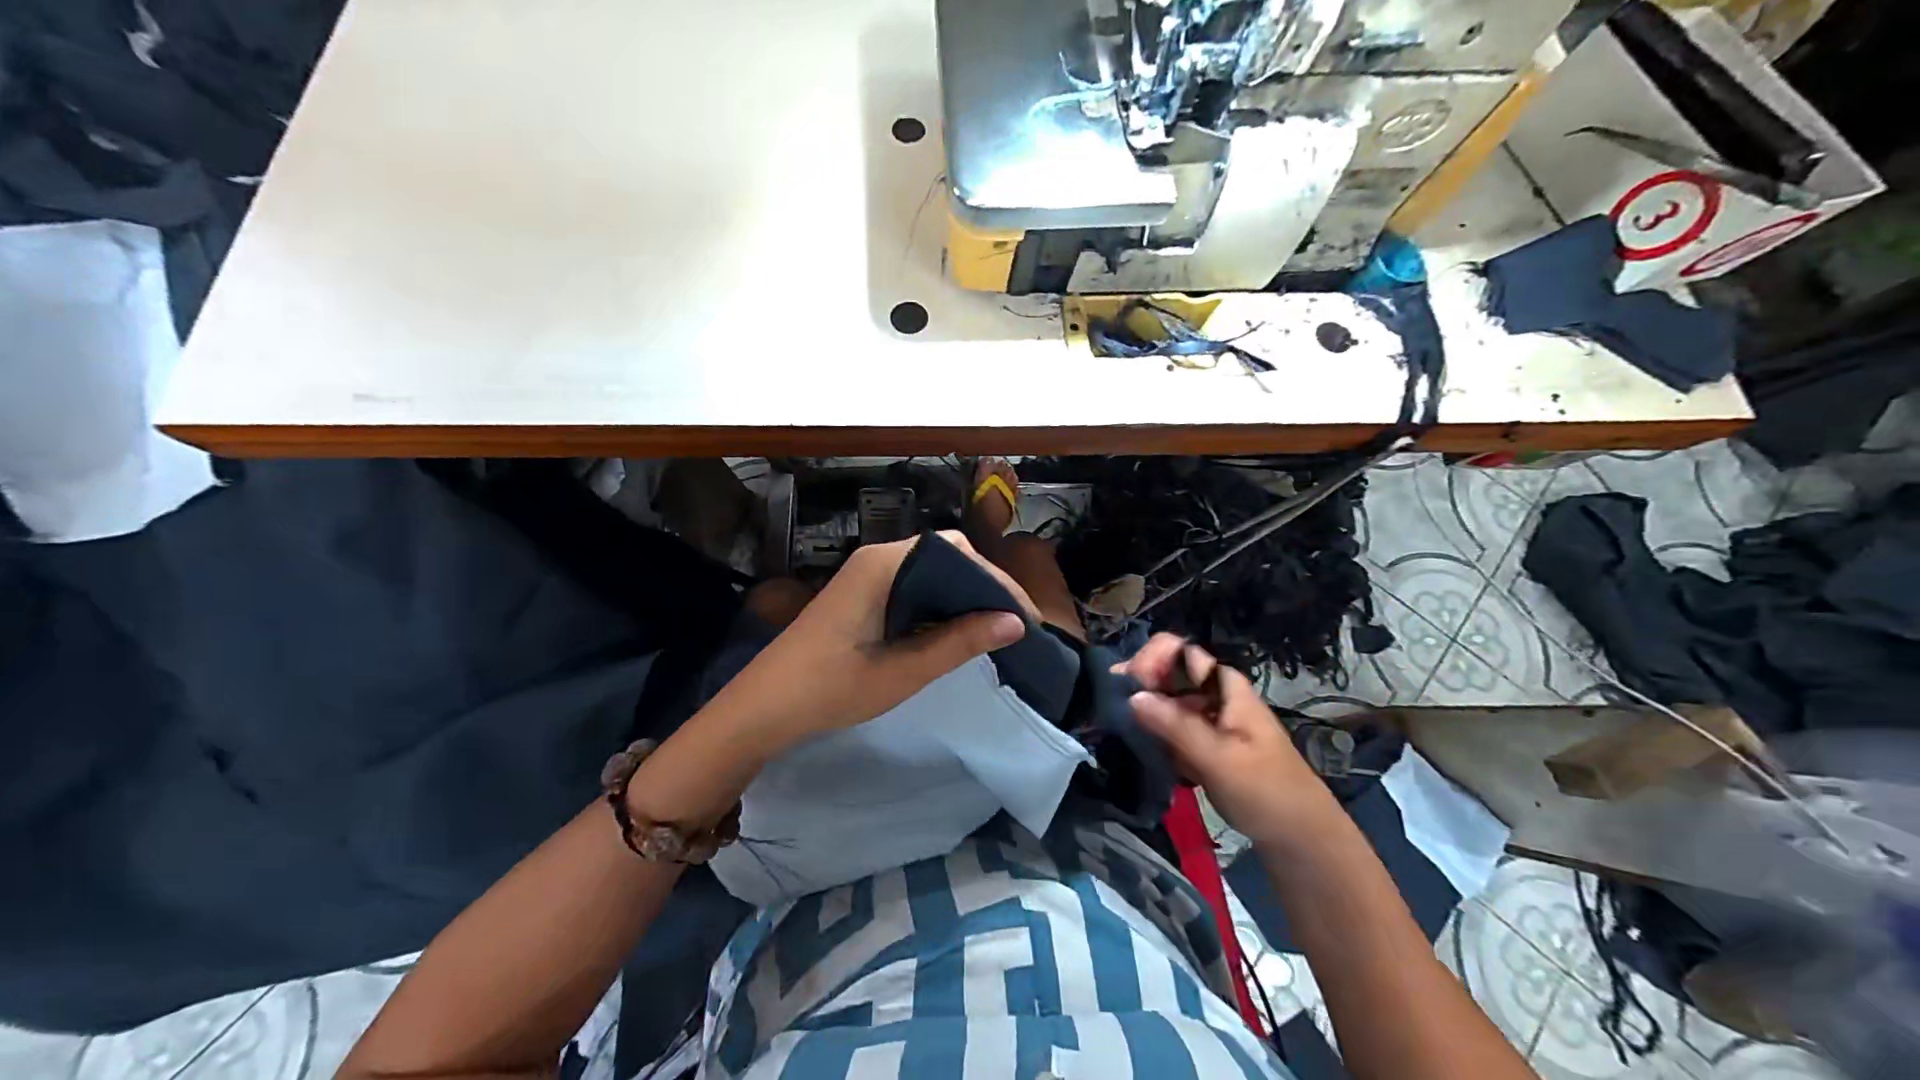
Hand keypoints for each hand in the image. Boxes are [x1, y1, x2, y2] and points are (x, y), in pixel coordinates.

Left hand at [706, 530, 1030, 754]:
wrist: (763, 707)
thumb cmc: (830, 688)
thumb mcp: (902, 671)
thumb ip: (959, 642)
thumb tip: (1015, 624)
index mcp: (884, 564)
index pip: (956, 551)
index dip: (995, 580)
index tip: (1022, 618)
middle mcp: (876, 558)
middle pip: (945, 555)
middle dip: (981, 587)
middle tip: (1010, 627)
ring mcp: (866, 575)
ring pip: (928, 572)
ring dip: (960, 598)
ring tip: (990, 632)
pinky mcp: (861, 594)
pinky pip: (910, 587)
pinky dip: (936, 605)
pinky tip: (951, 633)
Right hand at [1117, 634, 1339, 847]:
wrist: (1301, 837)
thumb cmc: (1266, 792)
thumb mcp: (1219, 758)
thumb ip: (1175, 726)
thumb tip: (1133, 696)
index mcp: (1224, 686)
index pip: (1179, 651)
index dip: (1151, 659)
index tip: (1130, 686)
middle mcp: (1214, 696)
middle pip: (1169, 674)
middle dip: (1141, 686)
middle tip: (1117, 711)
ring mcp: (1209, 721)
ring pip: (1167, 702)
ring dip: (1146, 713)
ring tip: (1125, 732)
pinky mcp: (1204, 745)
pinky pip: (1171, 729)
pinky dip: (1156, 735)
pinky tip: (1144, 750)